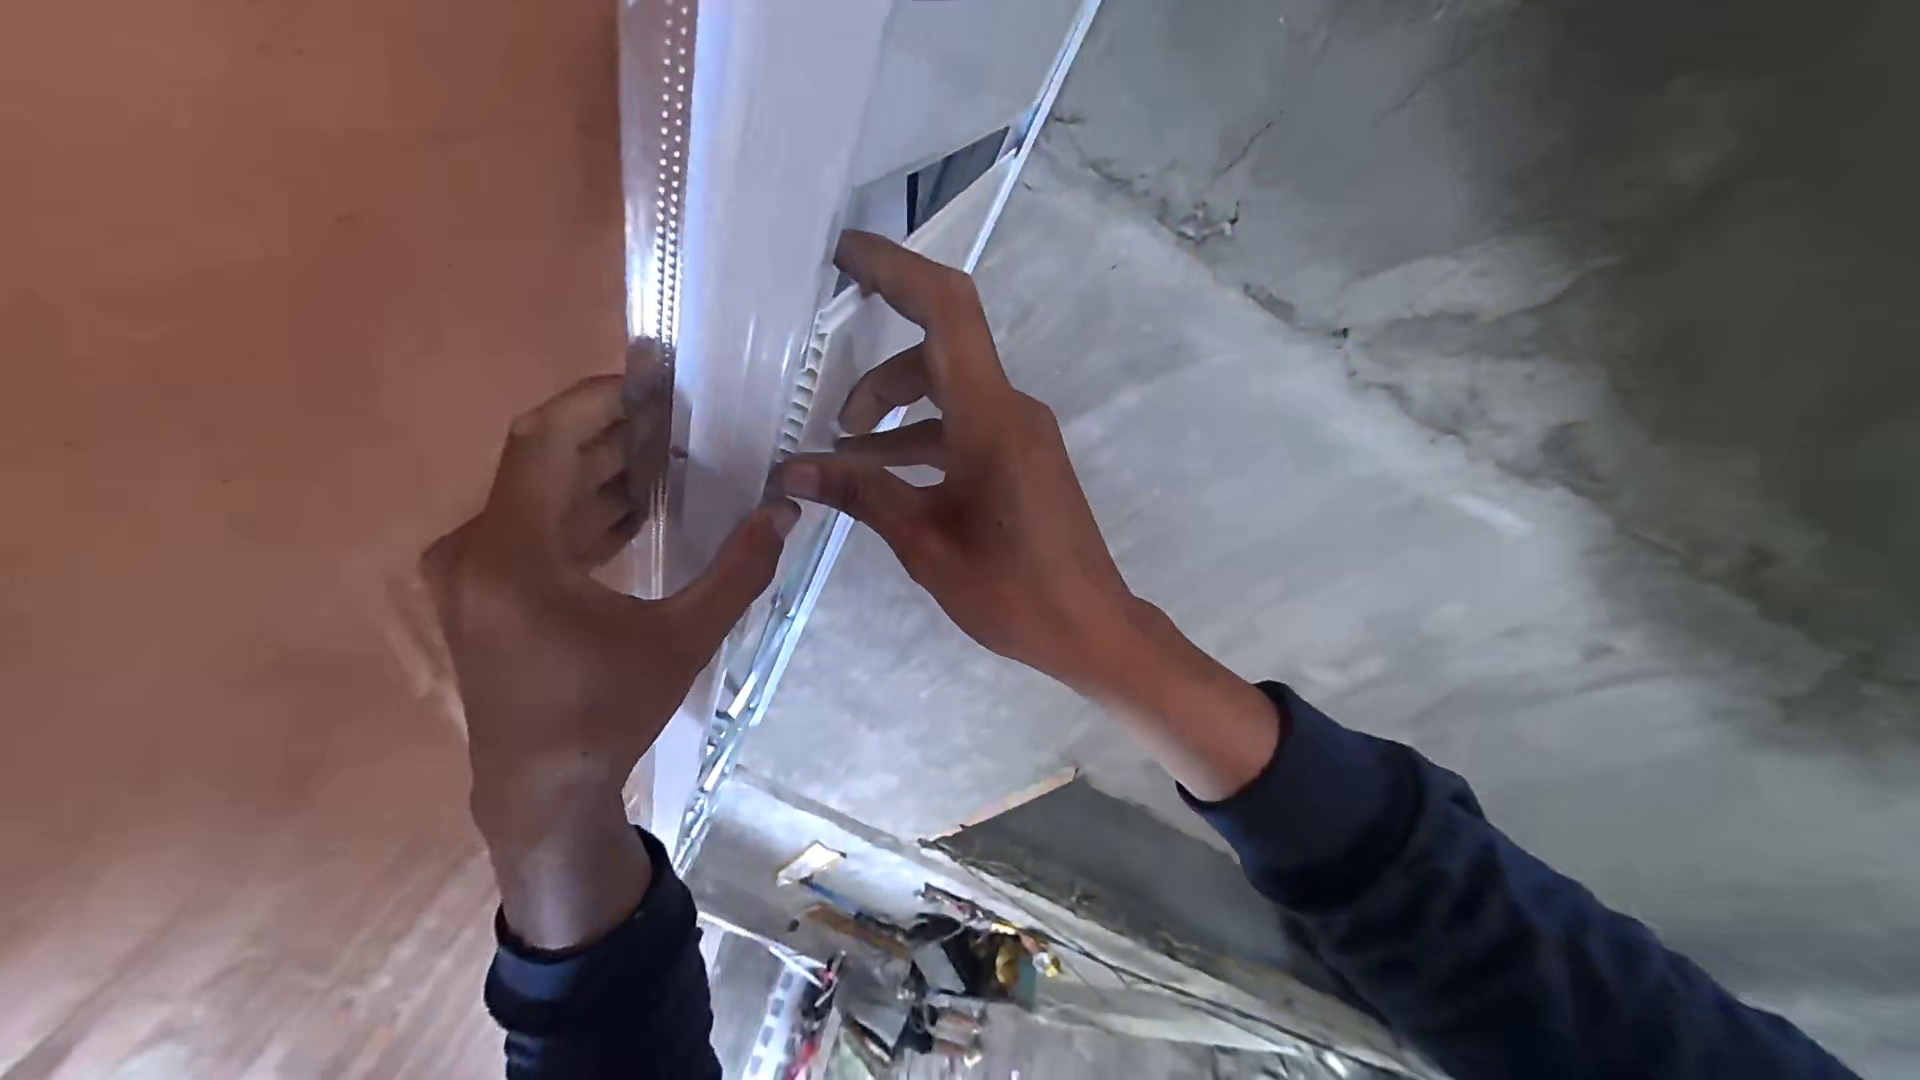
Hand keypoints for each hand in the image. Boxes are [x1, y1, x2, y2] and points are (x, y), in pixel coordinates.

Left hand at [424, 357, 797, 946]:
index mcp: (513, 554)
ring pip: (539, 492)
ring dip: (602, 471)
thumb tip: (786, 510)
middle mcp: (476, 550)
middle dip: (611, 431)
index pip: (545, 439)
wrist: (542, 791)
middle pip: (542, 458)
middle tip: (674, 414)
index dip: (598, 400)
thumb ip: (739, 569)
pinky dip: (586, 510)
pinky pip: (535, 527)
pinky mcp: (484, 591)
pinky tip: (638, 509)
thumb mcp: (685, 638)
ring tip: (669, 455)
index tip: (651, 381)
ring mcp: (472, 572)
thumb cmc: (608, 713)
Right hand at [781, 232, 1133, 686]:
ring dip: (897, 411)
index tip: (843, 254)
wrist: (1090, 628)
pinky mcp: (1022, 457)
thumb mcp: (925, 544)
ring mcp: (1021, 433)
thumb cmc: (1013, 592)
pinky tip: (886, 476)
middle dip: (879, 376)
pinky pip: (965, 427)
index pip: (946, 312)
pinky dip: (922, 439)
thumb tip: (792, 471)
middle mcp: (1011, 411)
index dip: (895, 270)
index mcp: (991, 420)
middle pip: (938, 351)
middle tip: (833, 417)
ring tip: (847, 455)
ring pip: (949, 393)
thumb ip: (862, 496)